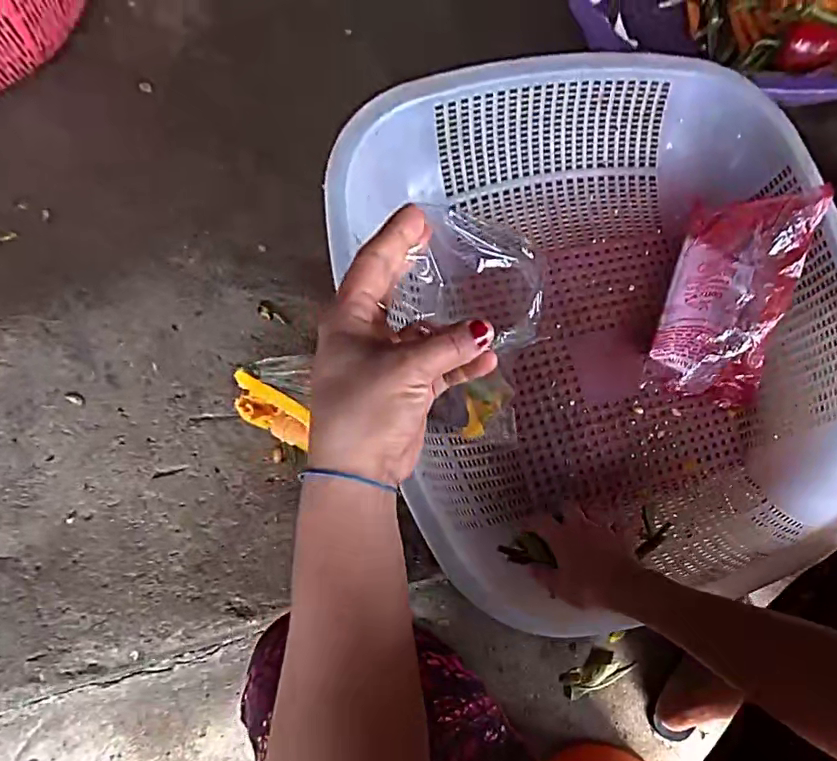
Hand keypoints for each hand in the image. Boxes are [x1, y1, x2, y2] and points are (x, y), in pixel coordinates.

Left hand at [308, 205, 497, 483]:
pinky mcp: (407, 389)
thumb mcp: (406, 371)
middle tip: (437, 246)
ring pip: (425, 336)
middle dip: (419, 273)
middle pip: (398, 295)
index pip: (374, 267)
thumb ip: (448, 347)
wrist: (360, 468)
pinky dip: (460, 365)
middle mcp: (367, 336)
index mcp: (350, 320)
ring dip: (454, 334)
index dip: (396, 240)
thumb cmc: (365, 411)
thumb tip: (486, 331)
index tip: (418, 217)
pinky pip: (439, 368)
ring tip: (485, 329)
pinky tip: (486, 363)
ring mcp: (388, 363)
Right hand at [531, 507, 658, 611]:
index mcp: (560, 536)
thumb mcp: (559, 587)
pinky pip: (615, 524)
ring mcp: (602, 527)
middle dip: (561, 511)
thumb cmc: (586, 587)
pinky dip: (611, 525)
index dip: (531, 522)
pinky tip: (610, 531)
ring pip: (592, 510)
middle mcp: (580, 526)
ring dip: (586, 514)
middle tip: (558, 523)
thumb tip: (530, 567)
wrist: (623, 585)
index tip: (527, 529)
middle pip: (567, 506)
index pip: (540, 520)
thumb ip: (543, 575)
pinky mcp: (620, 534)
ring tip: (584, 523)